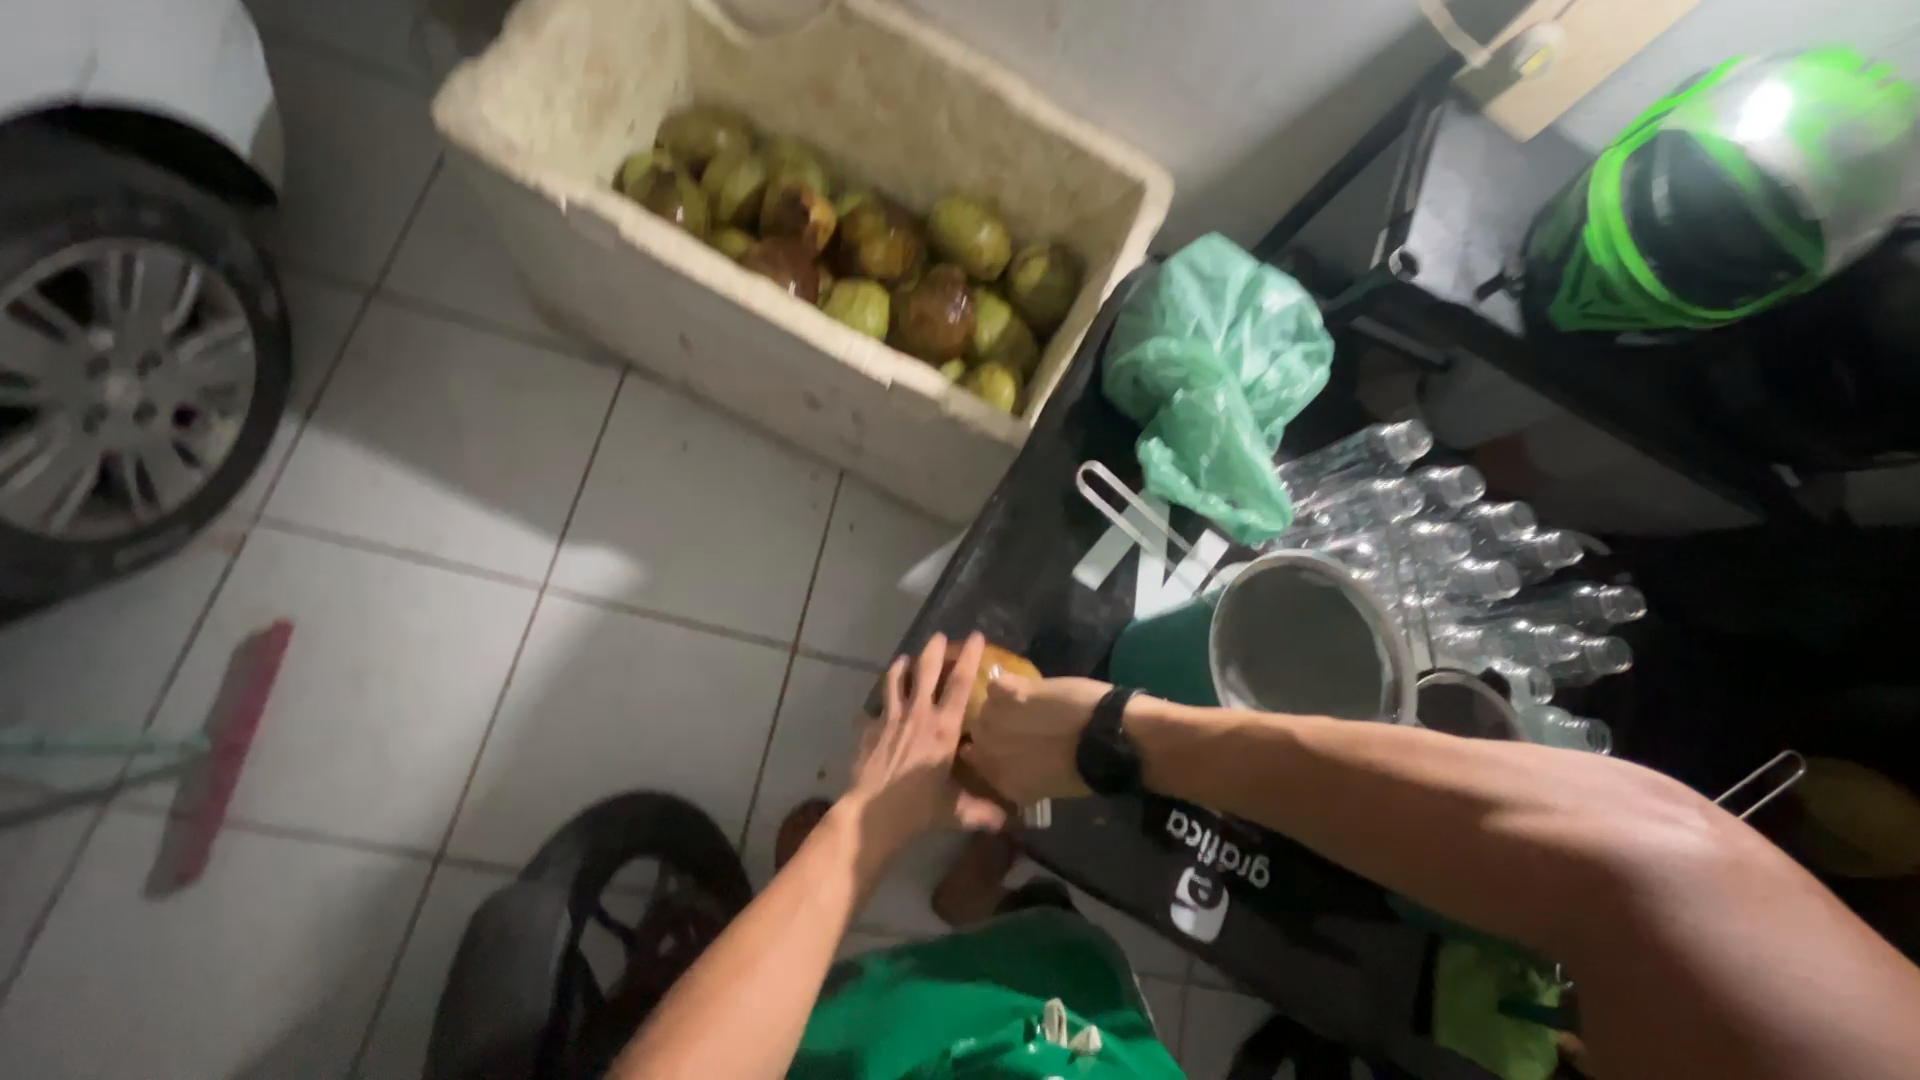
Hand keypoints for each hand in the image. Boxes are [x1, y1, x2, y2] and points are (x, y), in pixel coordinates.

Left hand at [840, 633, 1008, 854]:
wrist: (872, 814)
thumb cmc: (918, 808)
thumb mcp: (955, 811)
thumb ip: (982, 812)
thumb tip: (1007, 821)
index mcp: (943, 728)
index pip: (960, 683)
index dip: (970, 656)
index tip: (976, 636)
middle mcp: (918, 715)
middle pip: (925, 670)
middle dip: (934, 650)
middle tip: (939, 636)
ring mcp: (890, 719)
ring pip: (895, 680)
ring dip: (901, 666)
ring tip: (904, 659)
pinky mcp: (870, 729)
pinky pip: (874, 708)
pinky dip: (878, 703)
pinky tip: (878, 707)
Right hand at [960, 673, 1111, 802]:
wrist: (1104, 738)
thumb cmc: (1087, 769)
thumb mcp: (1048, 784)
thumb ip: (1024, 773)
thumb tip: (1020, 760)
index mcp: (1001, 780)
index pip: (980, 764)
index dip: (990, 751)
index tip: (1004, 745)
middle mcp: (988, 752)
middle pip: (979, 733)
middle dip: (994, 728)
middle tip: (1017, 723)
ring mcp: (993, 722)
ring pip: (987, 708)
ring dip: (1002, 706)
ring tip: (1023, 703)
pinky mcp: (1006, 692)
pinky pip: (996, 686)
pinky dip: (1010, 685)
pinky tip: (1026, 687)